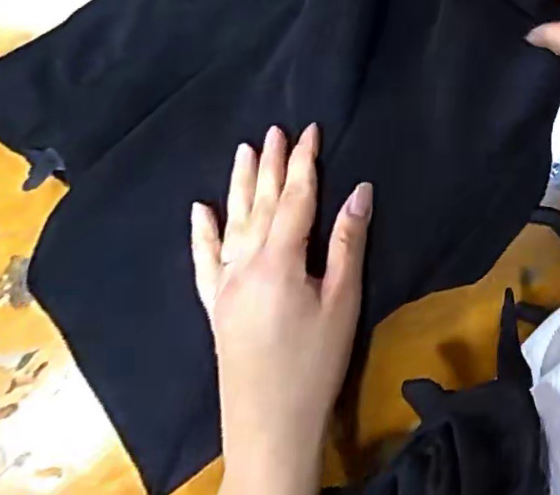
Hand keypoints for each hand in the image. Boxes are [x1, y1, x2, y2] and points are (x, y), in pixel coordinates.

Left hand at [190, 125, 373, 494]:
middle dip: (270, 165)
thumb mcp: (344, 301)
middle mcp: (245, 266)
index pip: (295, 198)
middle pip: (260, 205)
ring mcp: (225, 288)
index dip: (304, 162)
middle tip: (275, 129)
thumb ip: (349, 243)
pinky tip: (199, 211)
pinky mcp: (215, 309)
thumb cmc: (315, 363)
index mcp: (279, 262)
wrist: (269, 429)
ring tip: (244, 152)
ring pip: (231, 225)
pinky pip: (204, 263)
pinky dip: (202, 234)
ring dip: (239, 186)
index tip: (310, 130)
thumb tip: (360, 191)